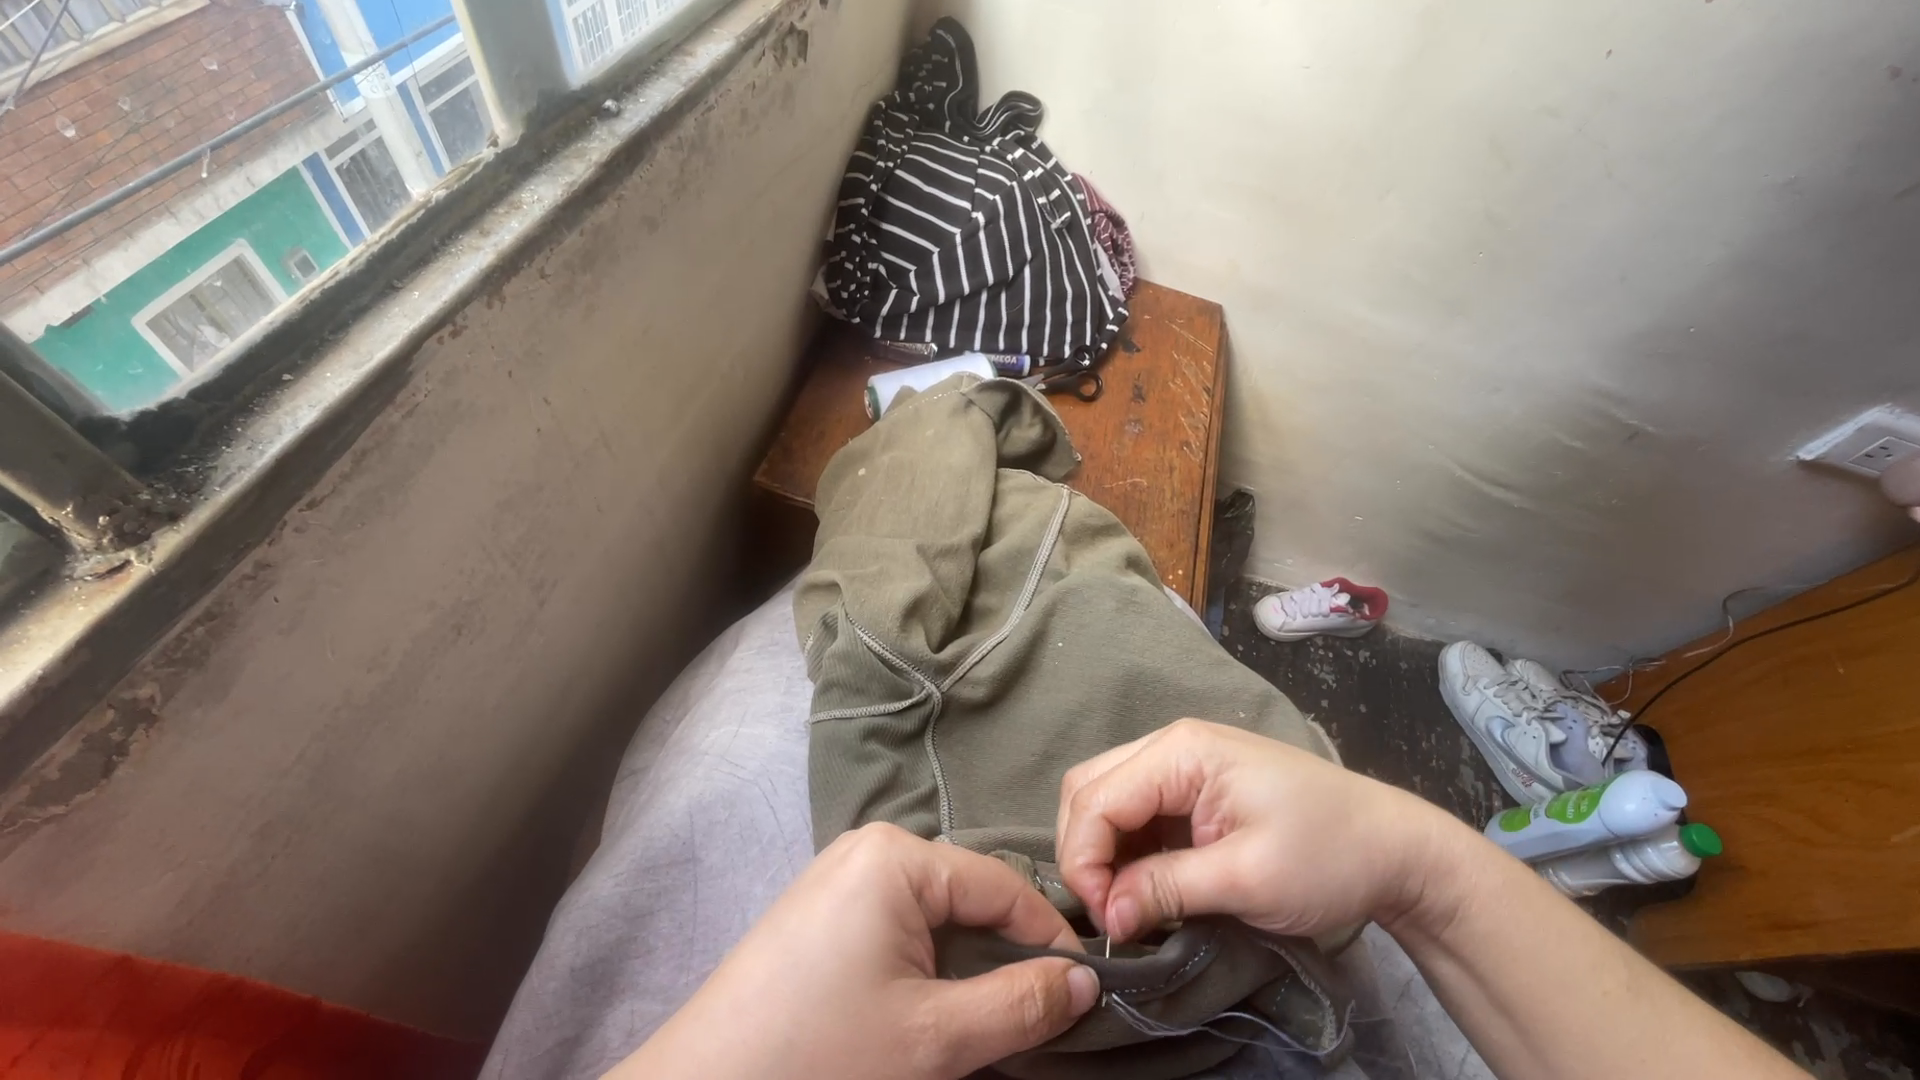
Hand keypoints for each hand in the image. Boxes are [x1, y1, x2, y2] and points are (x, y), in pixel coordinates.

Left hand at [609, 823, 1099, 1079]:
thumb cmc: (822, 1053)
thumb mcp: (935, 1037)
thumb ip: (1020, 1004)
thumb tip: (1087, 981)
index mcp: (897, 856)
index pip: (1001, 884)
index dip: (1050, 935)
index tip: (1088, 987)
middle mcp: (869, 845)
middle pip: (967, 892)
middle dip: (1007, 949)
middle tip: (1042, 1006)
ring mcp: (839, 872)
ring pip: (934, 909)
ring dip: (968, 959)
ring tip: (992, 1011)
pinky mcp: (821, 906)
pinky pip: (898, 918)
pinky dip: (928, 958)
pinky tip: (933, 1001)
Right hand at [1055, 719, 1465, 943]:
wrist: (1396, 849)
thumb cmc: (1329, 857)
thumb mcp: (1247, 879)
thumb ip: (1166, 888)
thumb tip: (1106, 917)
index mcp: (1181, 751)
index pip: (1097, 797)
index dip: (1085, 859)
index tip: (1106, 920)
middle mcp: (1170, 745)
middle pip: (1089, 787)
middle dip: (1084, 850)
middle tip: (1109, 911)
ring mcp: (1181, 763)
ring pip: (1104, 797)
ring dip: (1100, 850)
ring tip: (1123, 901)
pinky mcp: (1191, 788)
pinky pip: (1134, 811)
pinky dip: (1124, 848)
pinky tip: (1141, 882)